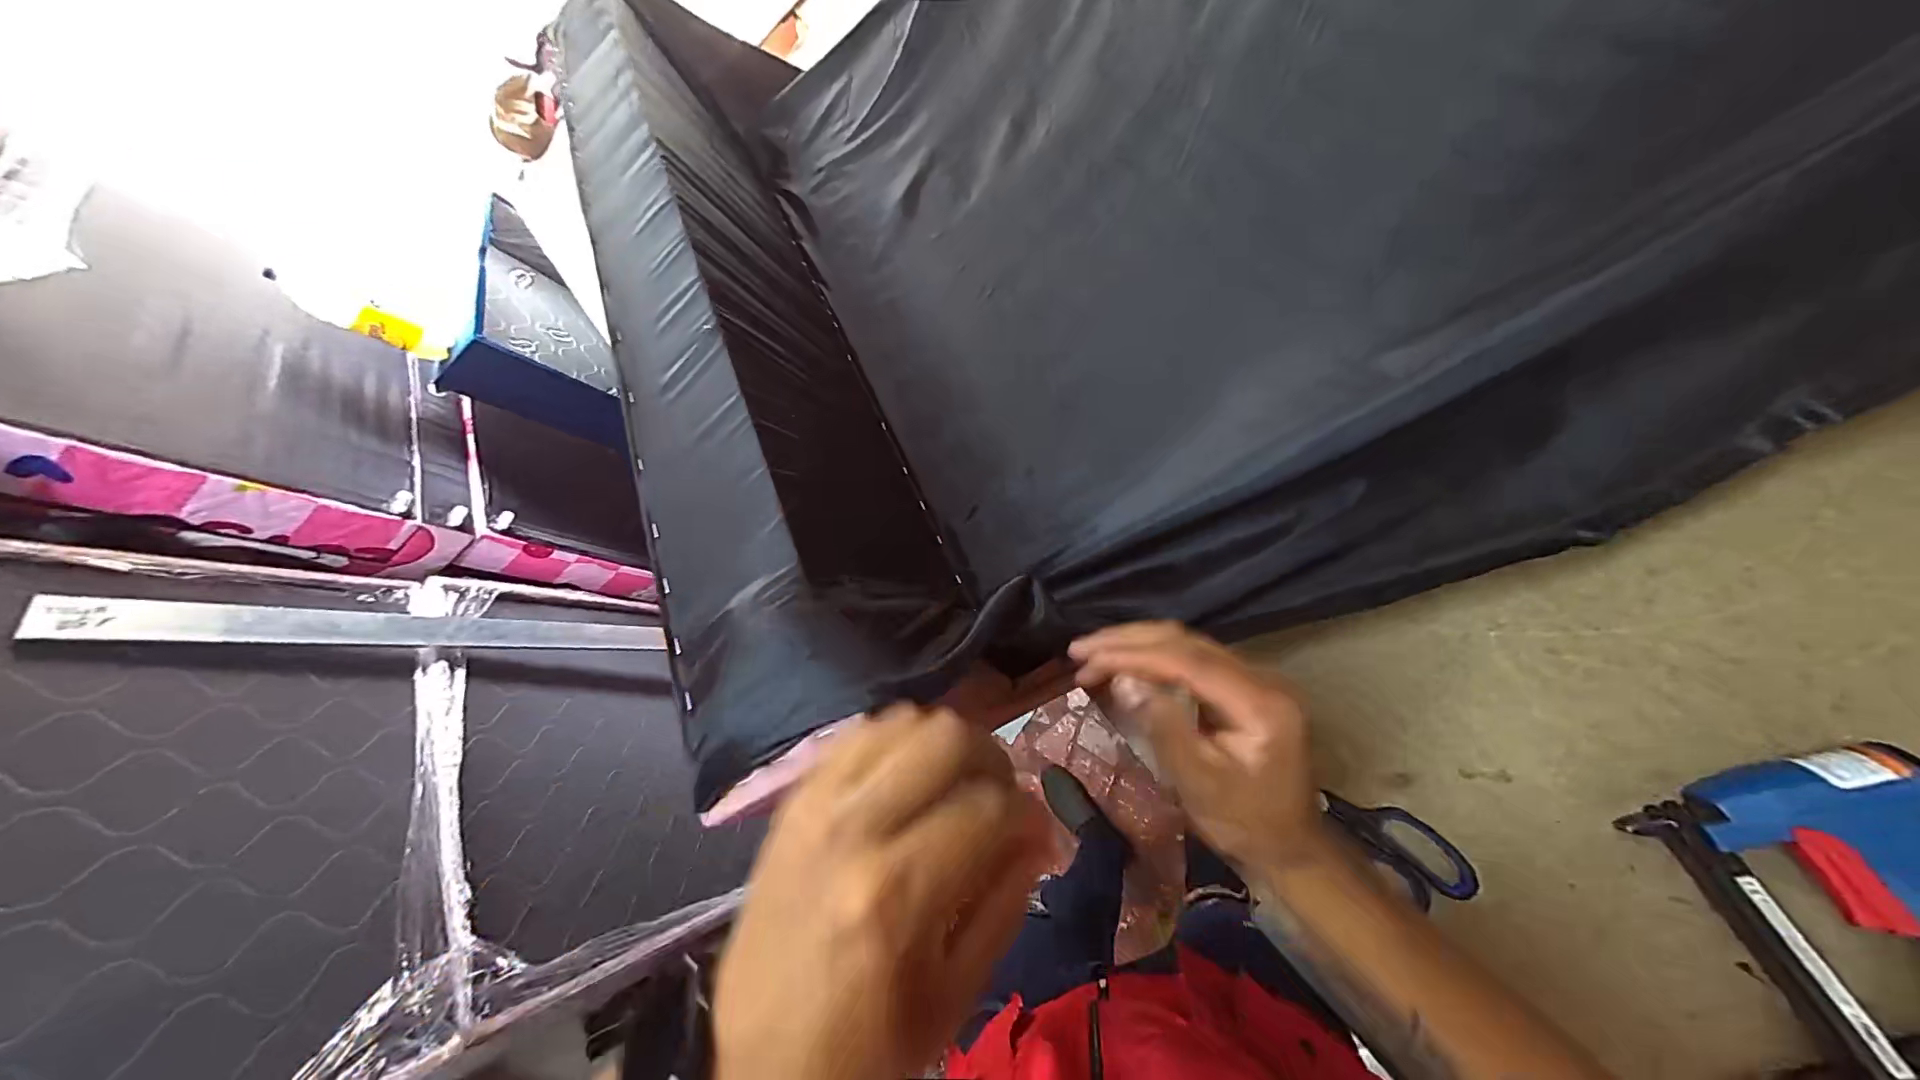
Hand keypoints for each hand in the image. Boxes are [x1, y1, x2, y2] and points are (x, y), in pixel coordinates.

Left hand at [714, 704, 1047, 1079]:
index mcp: (898, 890)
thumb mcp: (956, 992)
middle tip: (998, 796)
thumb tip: (1038, 831)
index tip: (1035, 831)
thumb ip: (1006, 899)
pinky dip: (894, 742)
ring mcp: (815, 806)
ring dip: (943, 744)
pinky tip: (906, 776)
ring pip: (900, 721)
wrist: (764, 1059)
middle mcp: (854, 829)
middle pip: (946, 737)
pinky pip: (855, 734)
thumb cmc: (870, 1042)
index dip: (1028, 812)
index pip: (990, 805)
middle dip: (991, 760)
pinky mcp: (792, 801)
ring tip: (953, 783)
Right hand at [1070, 622, 1326, 870]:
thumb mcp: (1199, 783)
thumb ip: (1163, 727)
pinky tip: (1123, 663)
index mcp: (1259, 702)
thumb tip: (1122, 680)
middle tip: (1078, 650)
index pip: (1186, 660)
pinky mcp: (1241, 686)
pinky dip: (1152, 656)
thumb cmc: (1243, 822)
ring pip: (1186, 643)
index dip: (1131, 654)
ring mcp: (1253, 678)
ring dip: (1136, 644)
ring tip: (1092, 654)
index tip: (1086, 658)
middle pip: (1185, 641)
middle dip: (1127, 641)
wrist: (1289, 846)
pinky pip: (1190, 657)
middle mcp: (1260, 677)